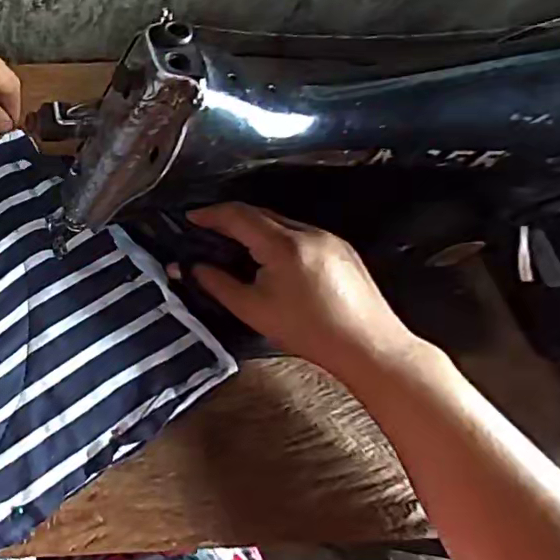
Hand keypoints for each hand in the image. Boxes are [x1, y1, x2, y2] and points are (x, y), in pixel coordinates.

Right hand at [177, 202, 427, 379]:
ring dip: (251, 227)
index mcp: (284, 245)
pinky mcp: (341, 249)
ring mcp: (329, 239)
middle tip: (204, 230)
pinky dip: (274, 236)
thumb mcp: (250, 308)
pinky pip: (298, 232)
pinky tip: (264, 256)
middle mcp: (309, 234)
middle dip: (228, 218)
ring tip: (230, 243)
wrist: (369, 346)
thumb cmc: (308, 330)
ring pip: (280, 221)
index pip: (238, 215)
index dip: (209, 214)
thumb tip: (190, 267)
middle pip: (259, 213)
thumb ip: (215, 282)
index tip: (190, 218)